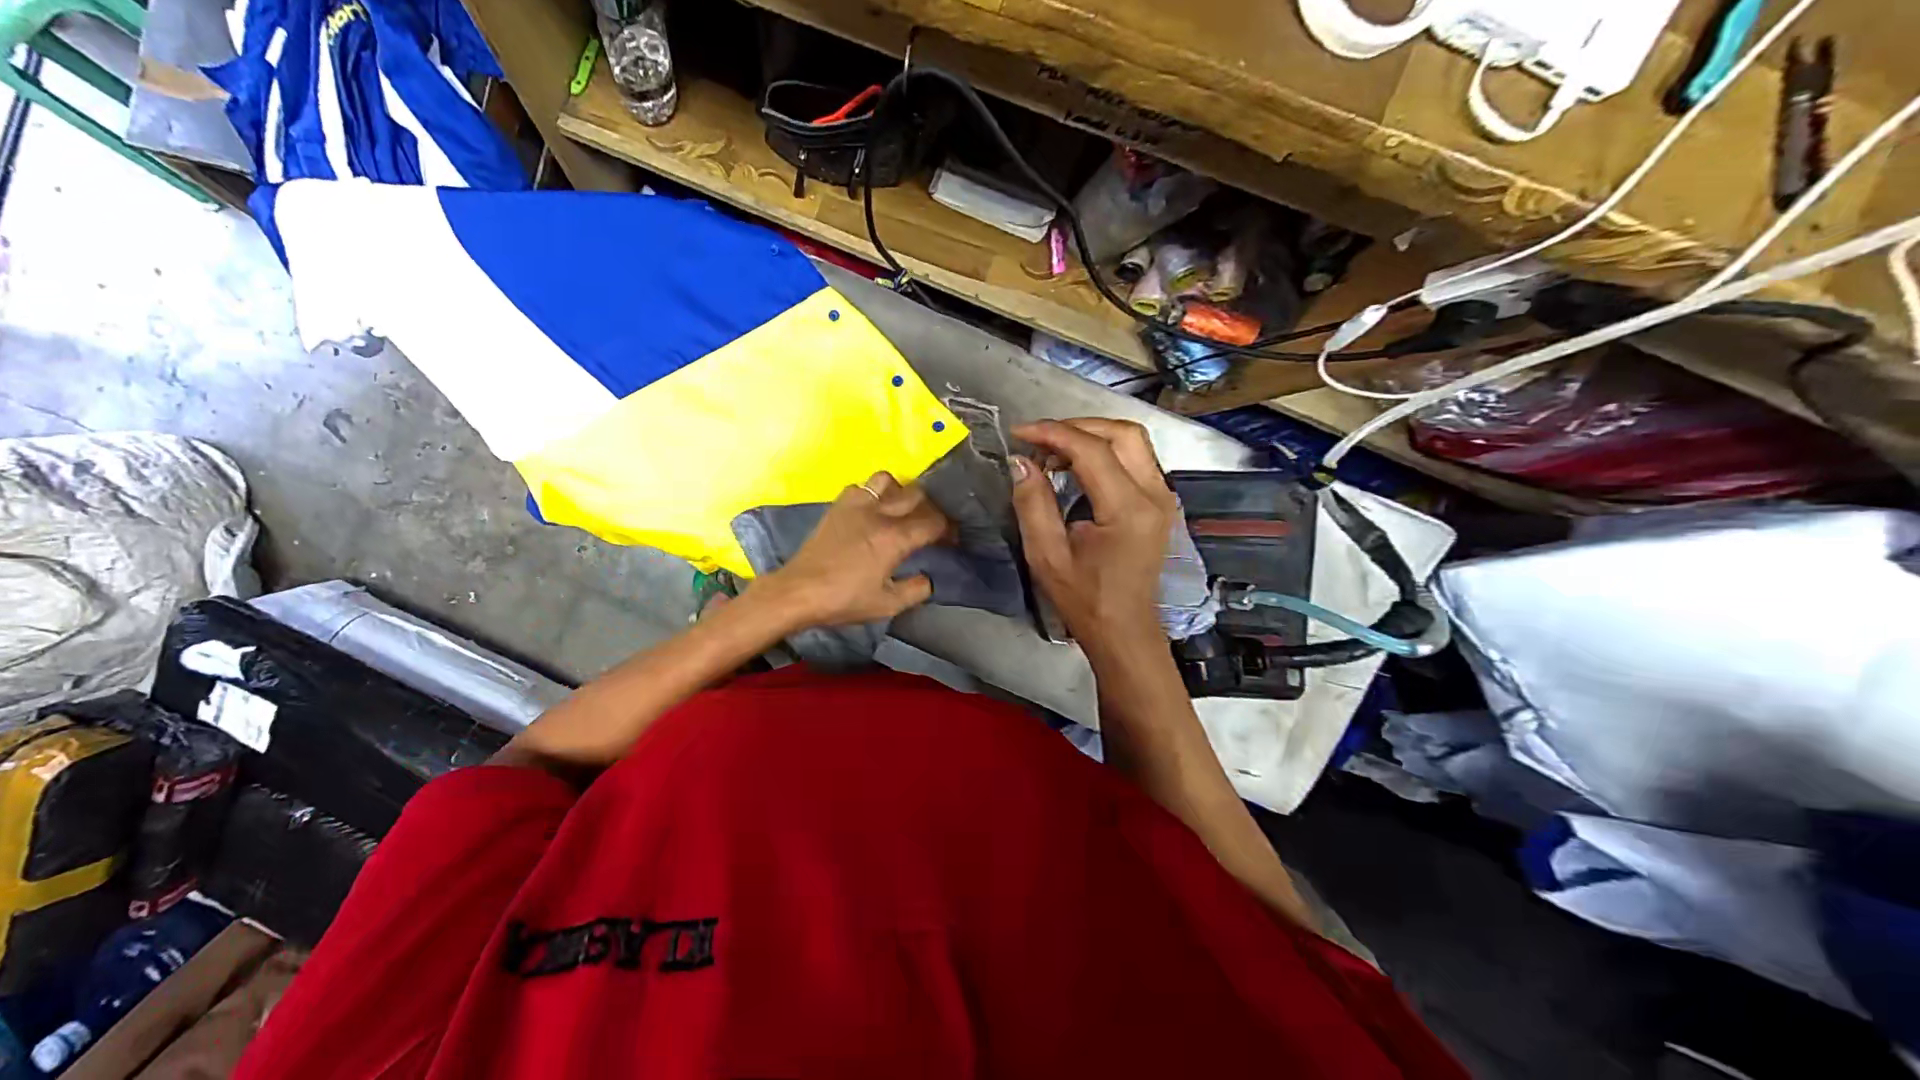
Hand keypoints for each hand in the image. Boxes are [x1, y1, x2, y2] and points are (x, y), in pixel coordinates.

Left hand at [758, 471, 950, 628]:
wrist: (798, 591)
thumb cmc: (843, 600)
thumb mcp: (887, 605)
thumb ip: (916, 590)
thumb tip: (928, 579)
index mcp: (895, 538)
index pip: (934, 522)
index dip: (948, 530)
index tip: (950, 540)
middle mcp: (879, 514)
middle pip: (916, 494)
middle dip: (930, 507)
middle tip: (929, 524)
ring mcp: (856, 505)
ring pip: (887, 479)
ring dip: (899, 491)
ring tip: (899, 509)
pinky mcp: (837, 506)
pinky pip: (861, 486)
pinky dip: (871, 493)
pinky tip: (870, 510)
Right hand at [1009, 418, 1175, 655]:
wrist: (1125, 631)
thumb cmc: (1085, 600)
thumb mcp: (1047, 555)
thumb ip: (1032, 503)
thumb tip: (1020, 462)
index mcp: (1128, 509)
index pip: (1092, 450)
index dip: (1052, 433)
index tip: (1020, 434)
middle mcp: (1154, 496)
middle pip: (1122, 433)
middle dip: (1076, 426)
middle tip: (1039, 439)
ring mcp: (1163, 498)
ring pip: (1133, 441)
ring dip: (1093, 436)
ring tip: (1054, 451)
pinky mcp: (1160, 503)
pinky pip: (1136, 459)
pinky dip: (1106, 451)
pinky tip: (1076, 466)